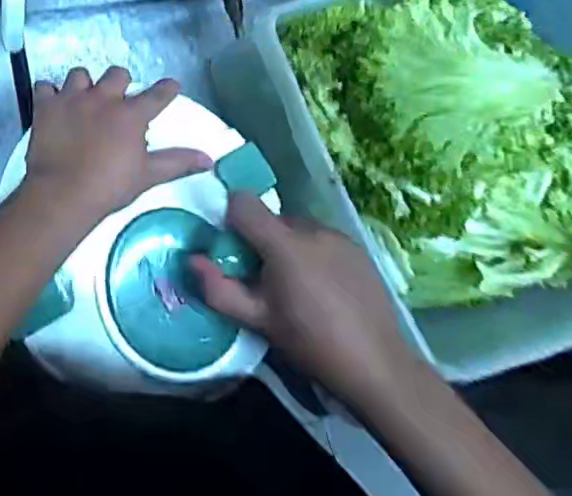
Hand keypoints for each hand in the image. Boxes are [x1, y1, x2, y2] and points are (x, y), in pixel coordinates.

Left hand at [21, 67, 207, 224]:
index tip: (170, 85)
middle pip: (117, 74)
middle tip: (117, 97)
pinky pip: (45, 86)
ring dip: (83, 84)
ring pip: (79, 74)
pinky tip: (52, 103)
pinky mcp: (46, 104)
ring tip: (83, 98)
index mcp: (130, 114)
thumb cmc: (109, 186)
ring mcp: (72, 98)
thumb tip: (208, 159)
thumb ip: (177, 162)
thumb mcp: (147, 175)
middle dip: (120, 82)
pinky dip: (49, 93)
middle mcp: (103, 98)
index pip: (156, 95)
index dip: (166, 89)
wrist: (62, 191)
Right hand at [191, 193, 425, 410]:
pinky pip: (320, 239)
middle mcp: (311, 228)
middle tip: (264, 280)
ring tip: (295, 286)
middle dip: (259, 240)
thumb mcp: (257, 321)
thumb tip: (190, 260)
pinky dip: (312, 254)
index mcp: (283, 243)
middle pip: (269, 218)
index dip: (230, 220)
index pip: (241, 202)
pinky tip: (321, 288)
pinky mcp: (358, 248)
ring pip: (295, 228)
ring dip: (287, 247)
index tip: (233, 252)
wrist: (381, 370)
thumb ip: (218, 289)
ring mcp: (338, 236)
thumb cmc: (312, 343)